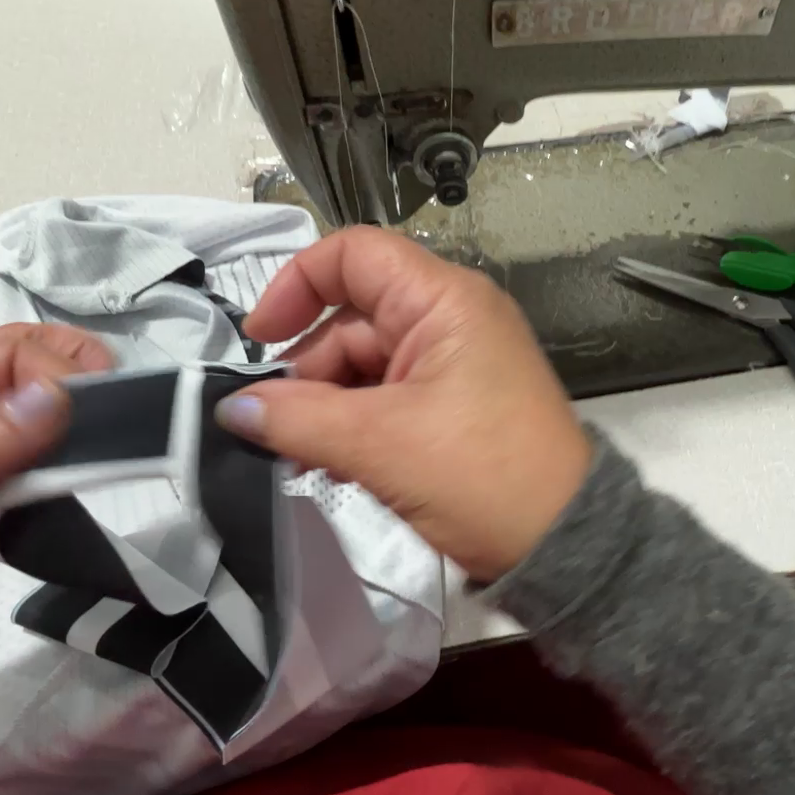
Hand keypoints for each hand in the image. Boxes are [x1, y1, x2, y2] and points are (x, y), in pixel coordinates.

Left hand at [0, 324, 112, 670]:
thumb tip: (63, 396)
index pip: (5, 354)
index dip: (60, 369)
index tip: (99, 411)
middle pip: (31, 380)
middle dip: (84, 388)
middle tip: (128, 423)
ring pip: (42, 429)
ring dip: (82, 435)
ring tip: (121, 457)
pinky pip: (36, 477)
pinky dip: (68, 477)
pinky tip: (88, 490)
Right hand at [217, 228, 589, 580]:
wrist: (561, 540)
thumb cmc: (481, 475)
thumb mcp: (381, 445)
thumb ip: (298, 419)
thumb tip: (233, 407)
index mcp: (445, 300)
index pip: (355, 255)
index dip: (298, 284)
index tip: (259, 340)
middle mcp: (451, 318)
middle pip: (353, 317)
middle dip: (308, 370)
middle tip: (276, 429)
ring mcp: (454, 362)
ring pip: (366, 363)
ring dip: (326, 405)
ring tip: (303, 458)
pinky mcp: (454, 402)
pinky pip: (388, 396)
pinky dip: (355, 423)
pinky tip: (331, 464)